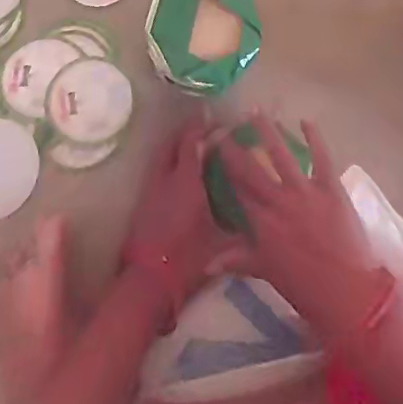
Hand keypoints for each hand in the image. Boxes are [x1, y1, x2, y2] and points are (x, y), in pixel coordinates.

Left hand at [124, 120, 235, 303]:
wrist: (147, 280)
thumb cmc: (187, 258)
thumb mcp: (219, 240)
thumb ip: (237, 221)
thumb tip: (257, 215)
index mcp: (186, 181)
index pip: (192, 144)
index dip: (204, 129)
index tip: (219, 123)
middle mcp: (166, 178)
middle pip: (174, 144)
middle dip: (190, 132)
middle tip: (208, 129)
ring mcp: (152, 189)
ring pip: (164, 157)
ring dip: (179, 148)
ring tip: (197, 148)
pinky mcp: (145, 203)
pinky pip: (159, 172)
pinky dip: (172, 165)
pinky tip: (184, 176)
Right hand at [215, 118, 381, 345]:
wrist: (347, 292)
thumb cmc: (304, 287)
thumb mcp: (266, 272)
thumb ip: (237, 260)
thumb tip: (207, 262)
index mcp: (261, 222)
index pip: (236, 189)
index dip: (223, 168)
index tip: (213, 150)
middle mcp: (278, 201)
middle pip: (252, 168)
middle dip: (236, 147)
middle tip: (225, 127)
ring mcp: (305, 192)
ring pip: (281, 155)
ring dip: (268, 132)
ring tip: (256, 112)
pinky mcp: (331, 188)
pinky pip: (321, 157)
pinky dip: (314, 138)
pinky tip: (305, 121)